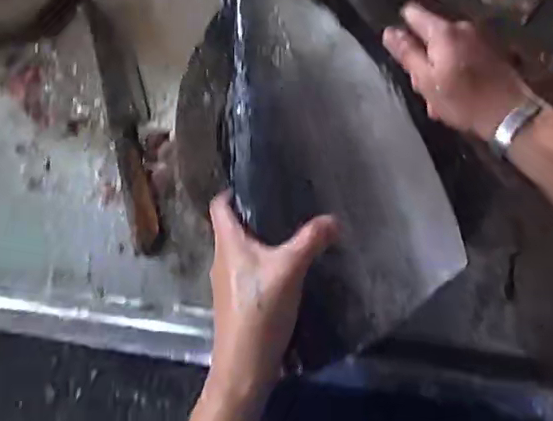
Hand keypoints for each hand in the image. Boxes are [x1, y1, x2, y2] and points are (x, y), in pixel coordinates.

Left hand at [201, 192, 337, 413]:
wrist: (243, 368)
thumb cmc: (259, 309)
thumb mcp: (289, 270)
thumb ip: (310, 241)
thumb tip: (333, 219)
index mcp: (226, 241)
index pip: (218, 204)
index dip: (232, 191)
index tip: (255, 185)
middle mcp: (220, 257)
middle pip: (231, 227)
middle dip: (253, 217)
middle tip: (280, 209)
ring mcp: (225, 282)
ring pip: (239, 251)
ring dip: (258, 243)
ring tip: (285, 239)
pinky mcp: (234, 303)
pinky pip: (245, 273)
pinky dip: (260, 266)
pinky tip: (282, 274)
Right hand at [383, 3, 532, 139]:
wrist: (515, 118)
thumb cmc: (465, 100)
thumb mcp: (426, 80)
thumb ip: (406, 52)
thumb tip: (389, 31)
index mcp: (442, 31)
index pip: (411, 12)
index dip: (402, 29)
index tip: (403, 51)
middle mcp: (462, 27)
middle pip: (429, 32)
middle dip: (423, 54)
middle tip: (423, 83)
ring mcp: (480, 39)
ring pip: (447, 46)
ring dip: (440, 64)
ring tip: (442, 93)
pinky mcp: (493, 52)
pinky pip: (464, 53)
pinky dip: (457, 67)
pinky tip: (459, 91)